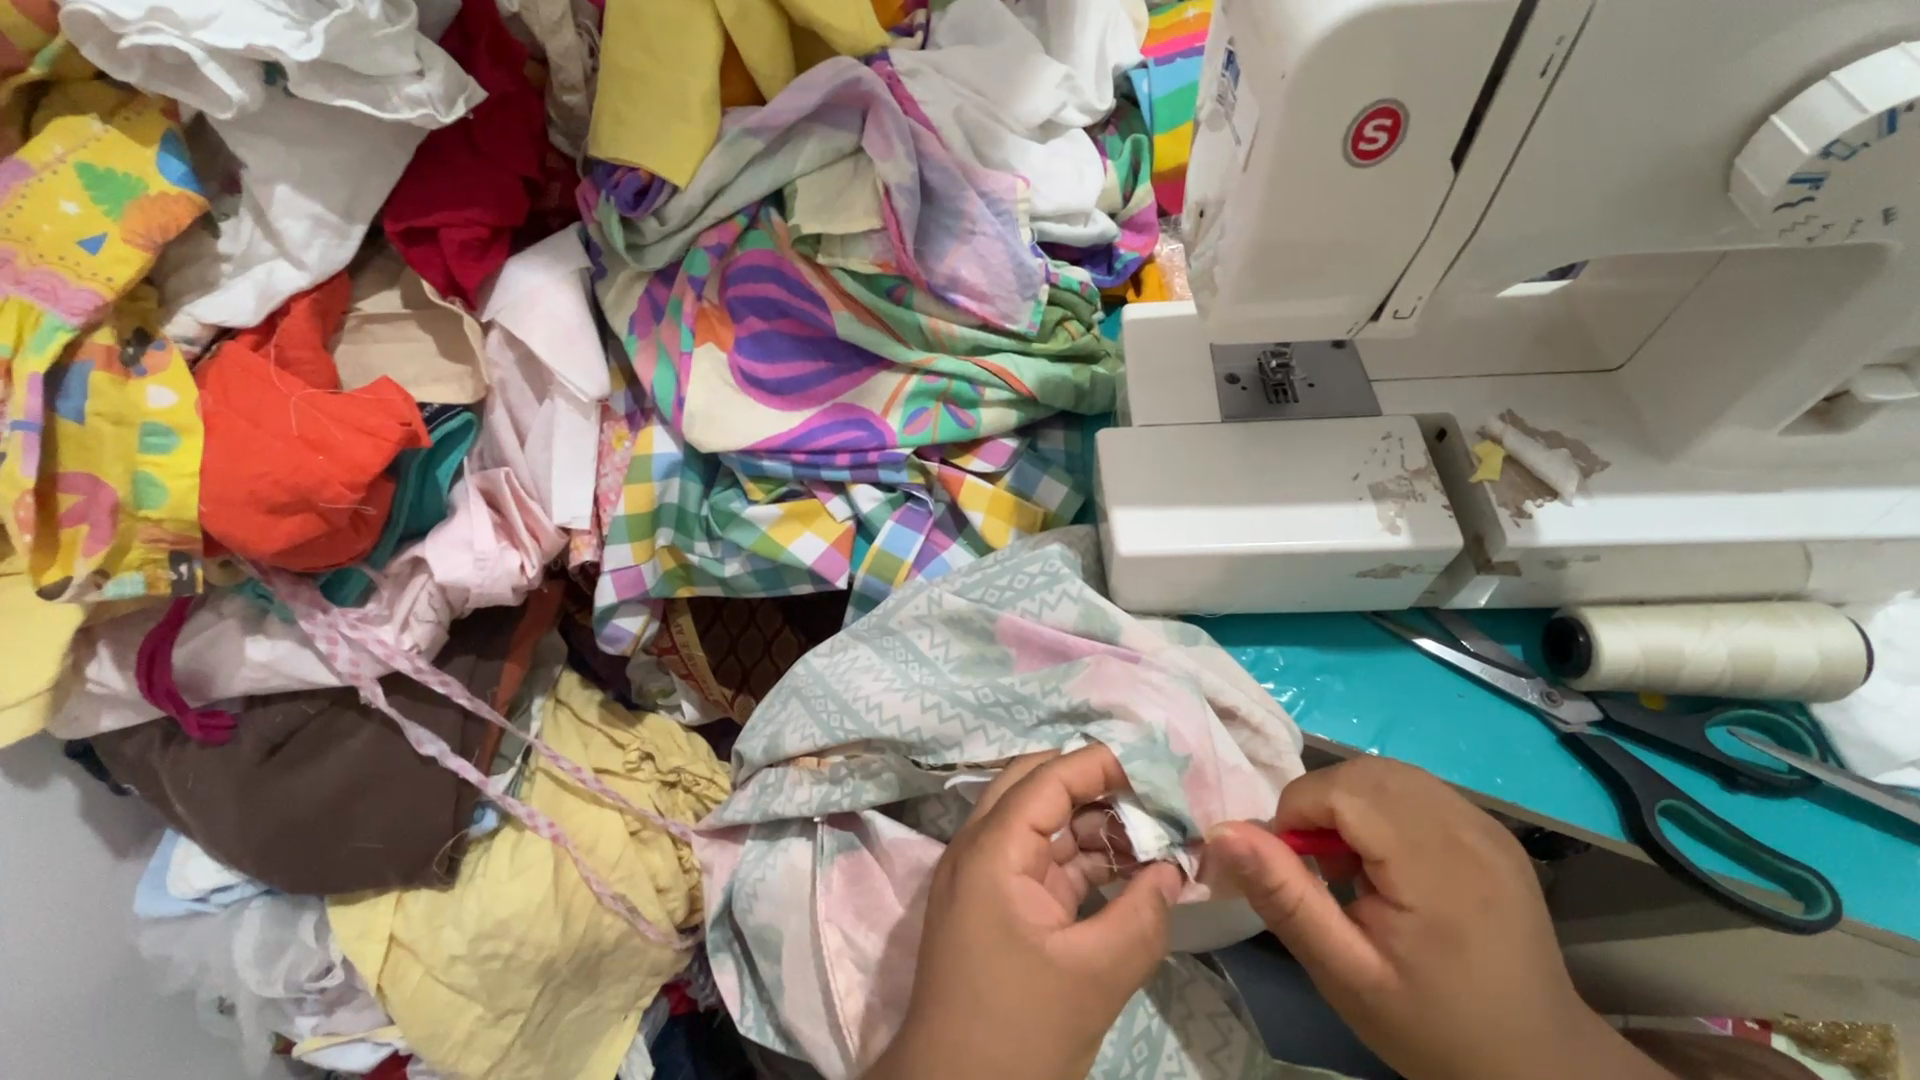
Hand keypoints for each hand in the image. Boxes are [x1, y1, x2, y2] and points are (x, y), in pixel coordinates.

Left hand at [866, 745, 1184, 1079]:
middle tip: (1155, 797)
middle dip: (1097, 786)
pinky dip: (1085, 859)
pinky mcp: (998, 905)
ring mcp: (986, 876)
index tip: (1158, 769)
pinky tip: (1131, 868)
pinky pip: (1044, 861)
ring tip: (1156, 833)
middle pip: (1038, 786)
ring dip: (1095, 823)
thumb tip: (1174, 868)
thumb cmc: (1018, 1030)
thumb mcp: (1095, 975)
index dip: (1102, 764)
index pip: (1048, 777)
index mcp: (992, 850)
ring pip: (1043, 822)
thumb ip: (1144, 914)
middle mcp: (980, 848)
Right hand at [1204, 758, 1672, 1079]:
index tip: (1289, 866)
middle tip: (1314, 865)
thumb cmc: (1429, 1025)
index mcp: (1436, 868)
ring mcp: (1489, 826)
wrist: (1534, 1062)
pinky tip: (1386, 860)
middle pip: (1366, 772)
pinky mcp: (1495, 832)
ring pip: (1391, 773)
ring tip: (1348, 863)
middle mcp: (1470, 830)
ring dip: (1350, 801)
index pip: (1343, 789)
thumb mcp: (1343, 973)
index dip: (1297, 812)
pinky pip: (1420, 789)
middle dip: (1320, 803)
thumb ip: (1283, 896)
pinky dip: (1383, 807)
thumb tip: (1223, 832)